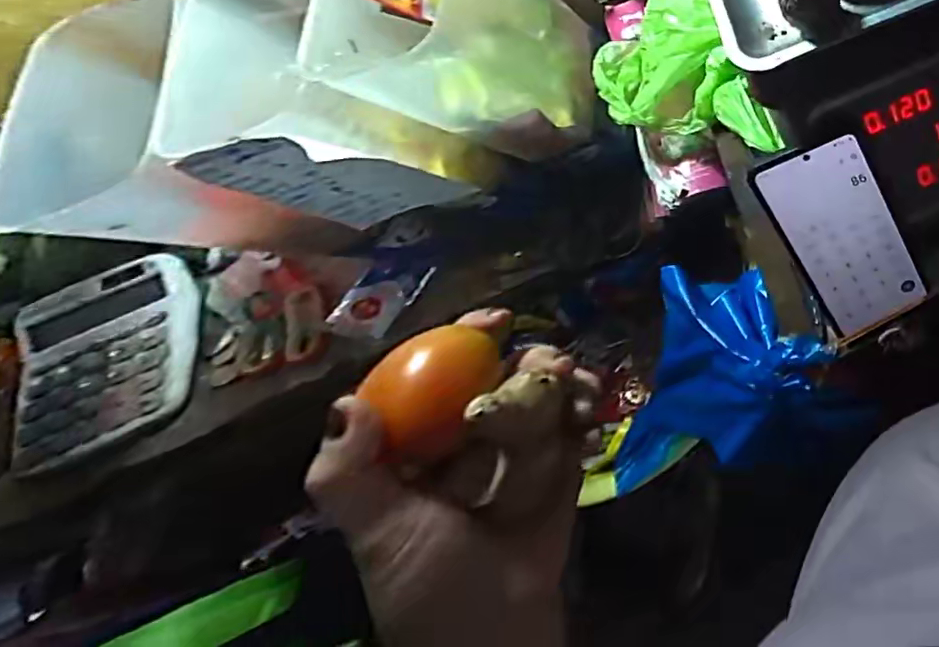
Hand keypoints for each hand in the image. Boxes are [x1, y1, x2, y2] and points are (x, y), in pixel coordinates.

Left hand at [306, 310, 599, 646]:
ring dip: (569, 380)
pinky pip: (581, 415)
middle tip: (553, 366)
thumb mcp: (381, 532)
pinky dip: (589, 407)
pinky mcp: (565, 454)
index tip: (497, 321)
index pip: (440, 371)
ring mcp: (526, 440)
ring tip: (579, 397)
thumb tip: (347, 401)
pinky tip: (591, 419)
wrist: (497, 623)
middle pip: (508, 368)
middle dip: (534, 357)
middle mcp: (477, 430)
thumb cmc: (428, 581)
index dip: (464, 338)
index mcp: (426, 440)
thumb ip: (350, 477)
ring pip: (550, 385)